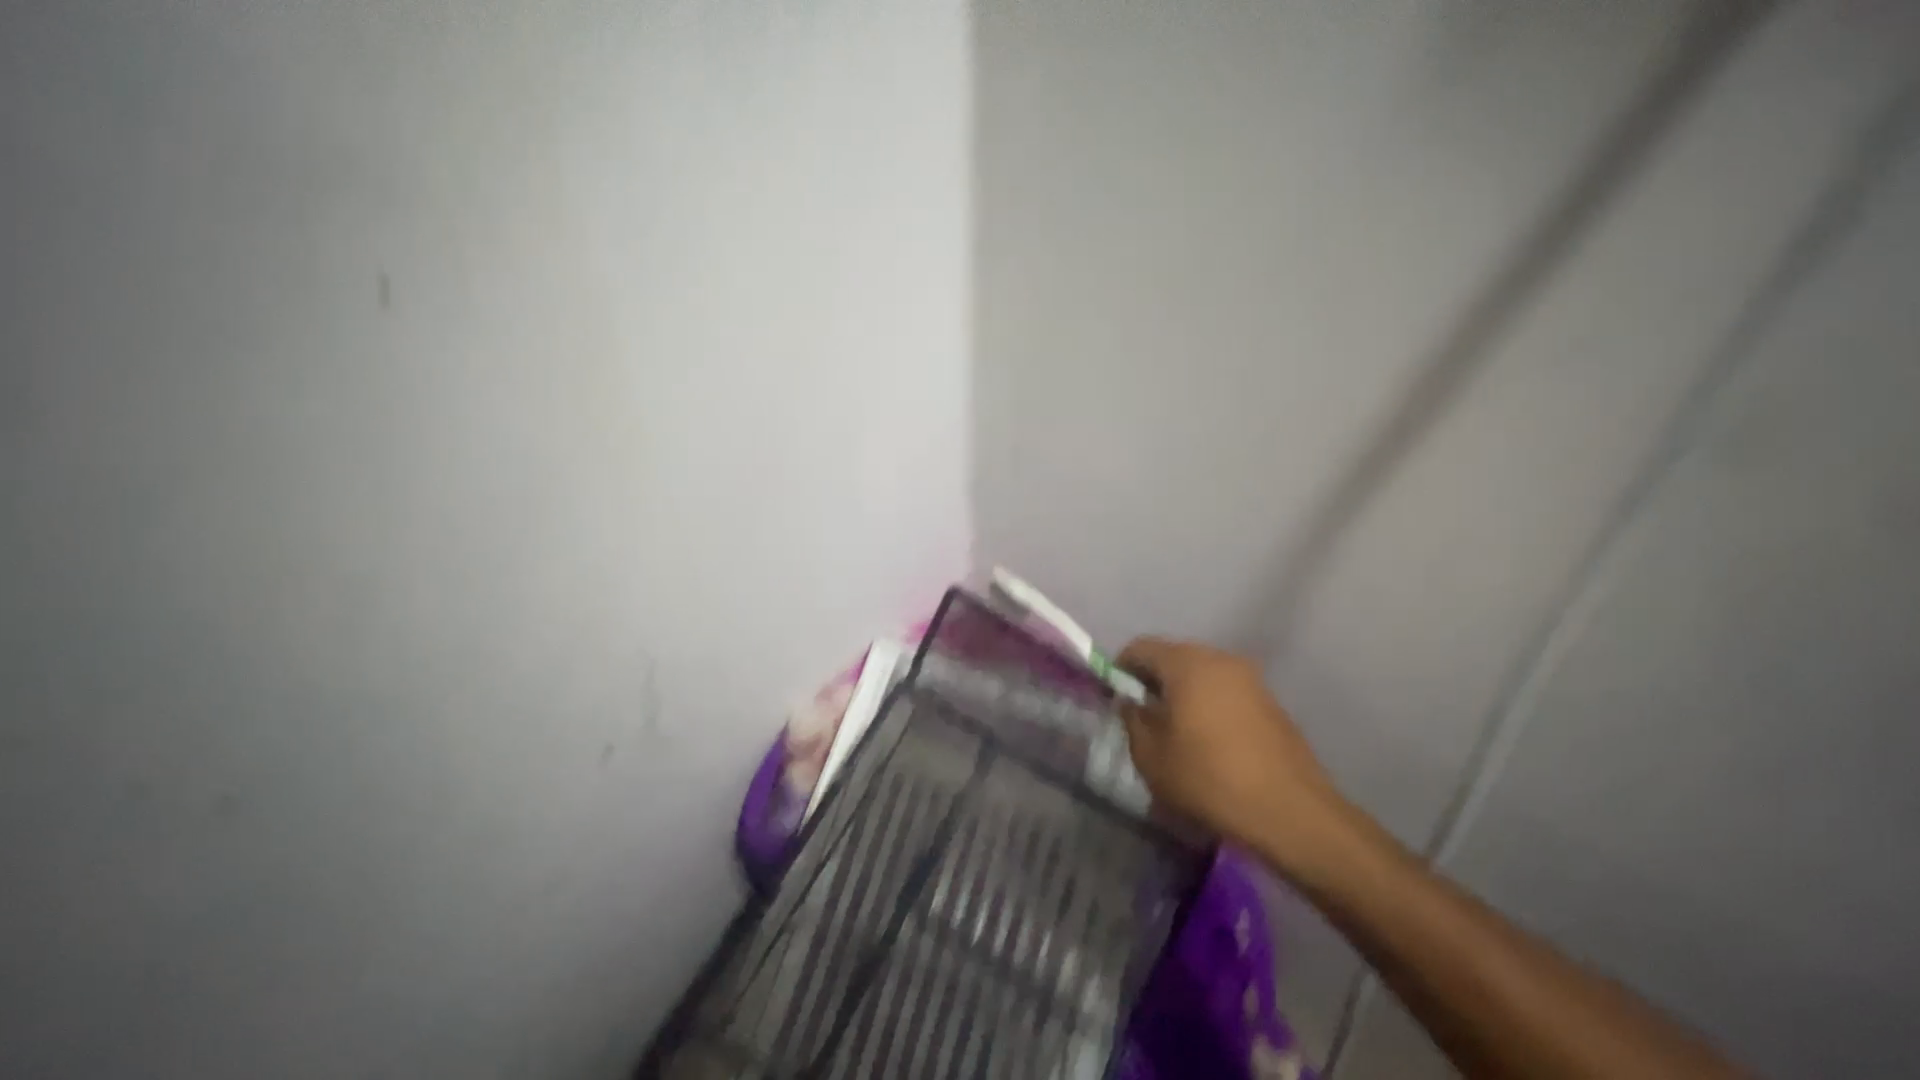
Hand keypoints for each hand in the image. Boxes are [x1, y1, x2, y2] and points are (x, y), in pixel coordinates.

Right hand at [1118, 637, 1349, 865]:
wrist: (1288, 811)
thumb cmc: (1208, 779)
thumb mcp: (1151, 756)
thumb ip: (1133, 719)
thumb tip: (1132, 701)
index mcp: (1188, 664)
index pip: (1141, 648)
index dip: (1120, 669)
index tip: (1115, 700)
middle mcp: (1221, 659)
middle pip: (1174, 657)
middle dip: (1153, 682)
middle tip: (1142, 719)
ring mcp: (1251, 680)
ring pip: (1202, 675)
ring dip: (1183, 695)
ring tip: (1176, 734)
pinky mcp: (1270, 702)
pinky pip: (1227, 693)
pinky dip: (1209, 706)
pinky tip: (1208, 743)